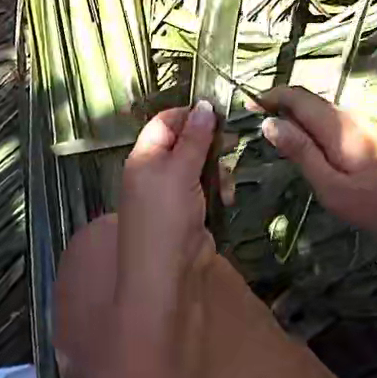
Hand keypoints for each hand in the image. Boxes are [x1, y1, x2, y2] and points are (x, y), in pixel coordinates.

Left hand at [118, 101, 218, 278]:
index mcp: (144, 157)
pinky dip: (218, 189)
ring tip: (226, 181)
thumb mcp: (180, 170)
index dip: (189, 114)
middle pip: (185, 142)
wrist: (168, 272)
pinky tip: (225, 198)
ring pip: (200, 165)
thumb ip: (195, 138)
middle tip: (232, 142)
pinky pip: (206, 188)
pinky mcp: (189, 210)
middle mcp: (155, 171)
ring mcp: (172, 192)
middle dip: (209, 143)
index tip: (219, 112)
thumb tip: (205, 105)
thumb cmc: (167, 215)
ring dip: (217, 169)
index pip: (165, 122)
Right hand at [257, 86, 376, 240]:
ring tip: (280, 142)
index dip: (270, 97)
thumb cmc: (375, 204)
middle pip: (308, 101)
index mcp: (336, 123)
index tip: (248, 107)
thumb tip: (270, 123)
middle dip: (282, 108)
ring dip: (299, 119)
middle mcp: (349, 115)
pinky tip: (312, 151)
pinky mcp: (371, 134)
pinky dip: (315, 128)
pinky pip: (335, 122)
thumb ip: (300, 151)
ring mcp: (363, 123)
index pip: (296, 95)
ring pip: (322, 112)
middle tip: (259, 128)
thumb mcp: (329, 184)